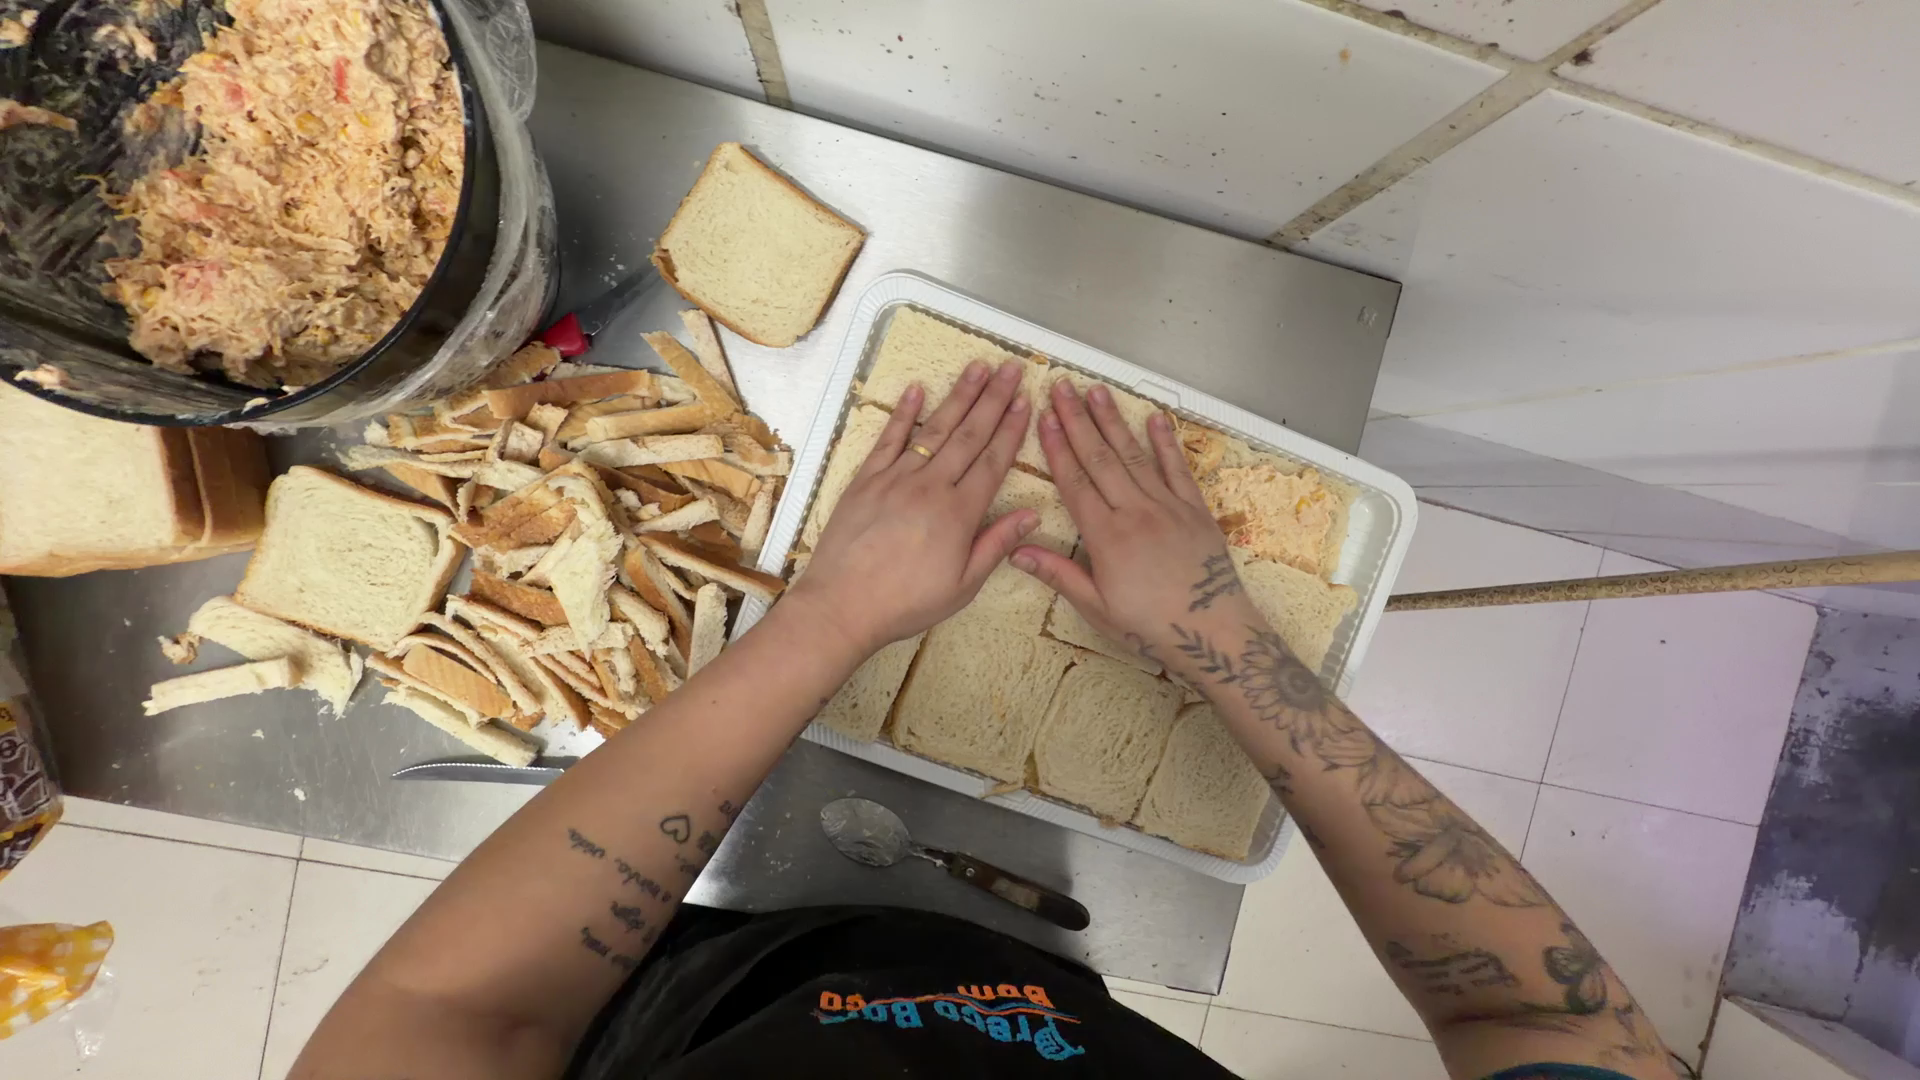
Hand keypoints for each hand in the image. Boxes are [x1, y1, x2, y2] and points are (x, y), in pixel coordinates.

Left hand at [788, 360, 1037, 657]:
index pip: (993, 462)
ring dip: (958, 396)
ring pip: (934, 430)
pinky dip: (903, 414)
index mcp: (959, 514)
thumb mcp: (963, 586)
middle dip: (993, 399)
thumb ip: (996, 545)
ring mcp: (896, 479)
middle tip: (1010, 369)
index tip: (1025, 402)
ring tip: (977, 368)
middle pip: (969, 435)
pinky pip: (888, 440)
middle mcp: (931, 487)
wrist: (842, 605)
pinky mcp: (866, 480)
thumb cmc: (906, 603)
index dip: (1011, 430)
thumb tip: (1032, 514)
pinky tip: (916, 390)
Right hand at [1011, 379, 1259, 671]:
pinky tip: (1154, 419)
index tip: (1044, 418)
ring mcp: (1167, 506)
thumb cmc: (1149, 626)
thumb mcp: (1096, 607)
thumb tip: (1015, 550)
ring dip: (1113, 422)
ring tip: (1097, 391)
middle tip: (1063, 388)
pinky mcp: (1194, 510)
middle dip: (1078, 421)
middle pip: (1101, 458)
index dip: (1057, 448)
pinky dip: (1165, 443)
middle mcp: (1135, 511)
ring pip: (1134, 455)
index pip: (1075, 482)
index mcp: (1106, 536)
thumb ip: (1057, 574)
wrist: (1214, 631)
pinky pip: (1177, 469)